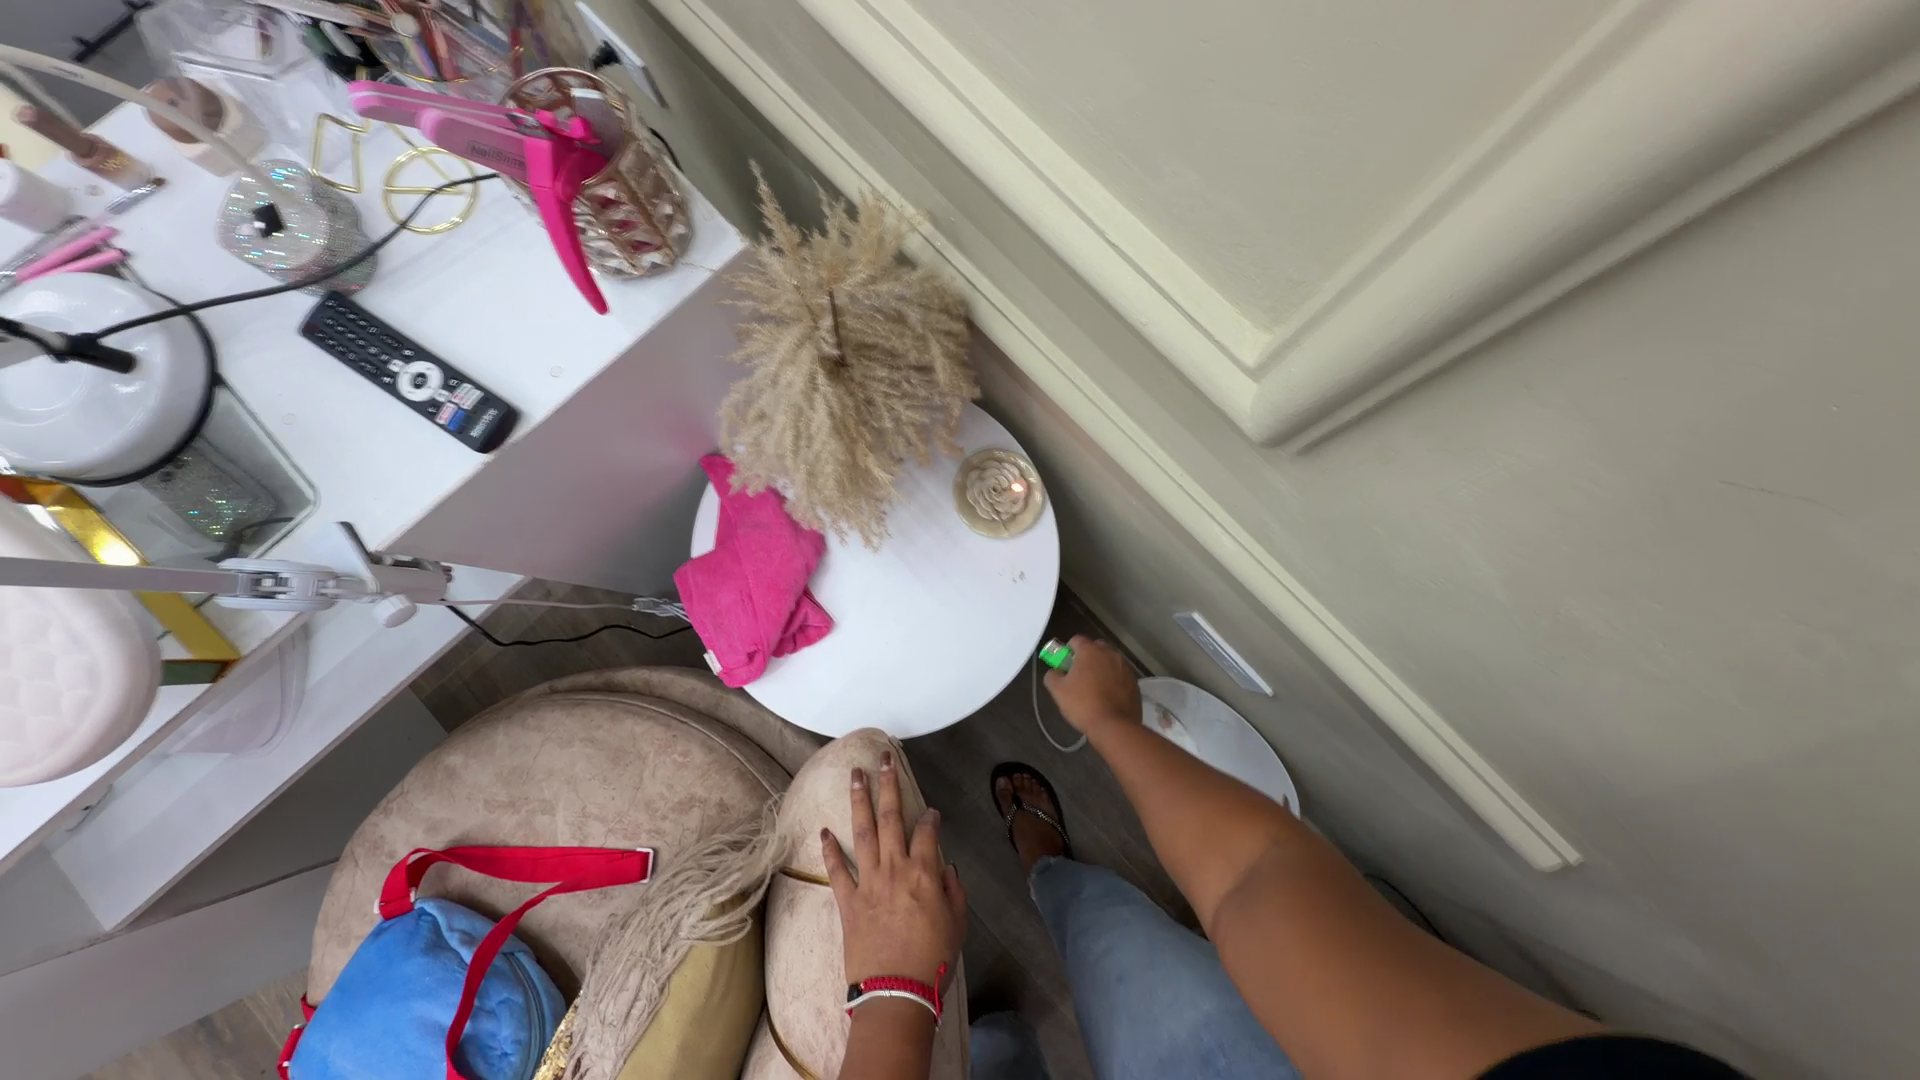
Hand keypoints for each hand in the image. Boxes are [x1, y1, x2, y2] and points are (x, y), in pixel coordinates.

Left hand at [822, 751, 966, 989]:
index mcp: (924, 872)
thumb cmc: (934, 960)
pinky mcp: (847, 901)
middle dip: (888, 785)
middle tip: (882, 758)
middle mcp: (895, 868)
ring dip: (858, 800)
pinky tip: (823, 830)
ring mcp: (868, 882)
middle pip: (891, 817)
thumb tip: (947, 868)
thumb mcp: (958, 924)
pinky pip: (836, 870)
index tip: (931, 812)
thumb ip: (954, 891)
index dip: (930, 818)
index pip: (928, 831)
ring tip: (854, 774)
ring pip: (862, 832)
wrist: (897, 992)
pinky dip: (829, 850)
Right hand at [1044, 635, 1140, 736]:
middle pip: (1096, 648)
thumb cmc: (1083, 705)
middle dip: (1087, 657)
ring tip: (1095, 687)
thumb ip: (1052, 676)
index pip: (1076, 640)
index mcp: (1090, 651)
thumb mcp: (1058, 691)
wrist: (1114, 726)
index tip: (1065, 664)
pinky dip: (1114, 680)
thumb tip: (1055, 672)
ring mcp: (1125, 667)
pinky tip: (1109, 696)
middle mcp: (1110, 654)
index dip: (1068, 650)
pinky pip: (1120, 675)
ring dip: (1102, 668)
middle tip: (1080, 675)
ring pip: (1110, 661)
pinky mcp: (1135, 682)